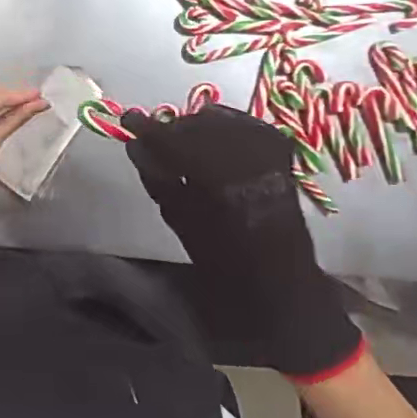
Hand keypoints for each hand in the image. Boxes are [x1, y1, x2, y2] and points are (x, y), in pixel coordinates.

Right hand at [122, 105, 362, 378]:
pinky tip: (215, 130)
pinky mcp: (285, 165)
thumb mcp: (185, 231)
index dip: (150, 129)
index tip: (129, 119)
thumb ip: (162, 185)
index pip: (177, 143)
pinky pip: (254, 131)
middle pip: (203, 128)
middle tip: (152, 133)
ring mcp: (272, 163)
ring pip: (229, 124)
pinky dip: (230, 126)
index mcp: (221, 188)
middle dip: (174, 127)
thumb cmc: (230, 275)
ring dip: (199, 126)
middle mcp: (250, 168)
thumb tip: (138, 148)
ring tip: (180, 135)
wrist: (287, 298)